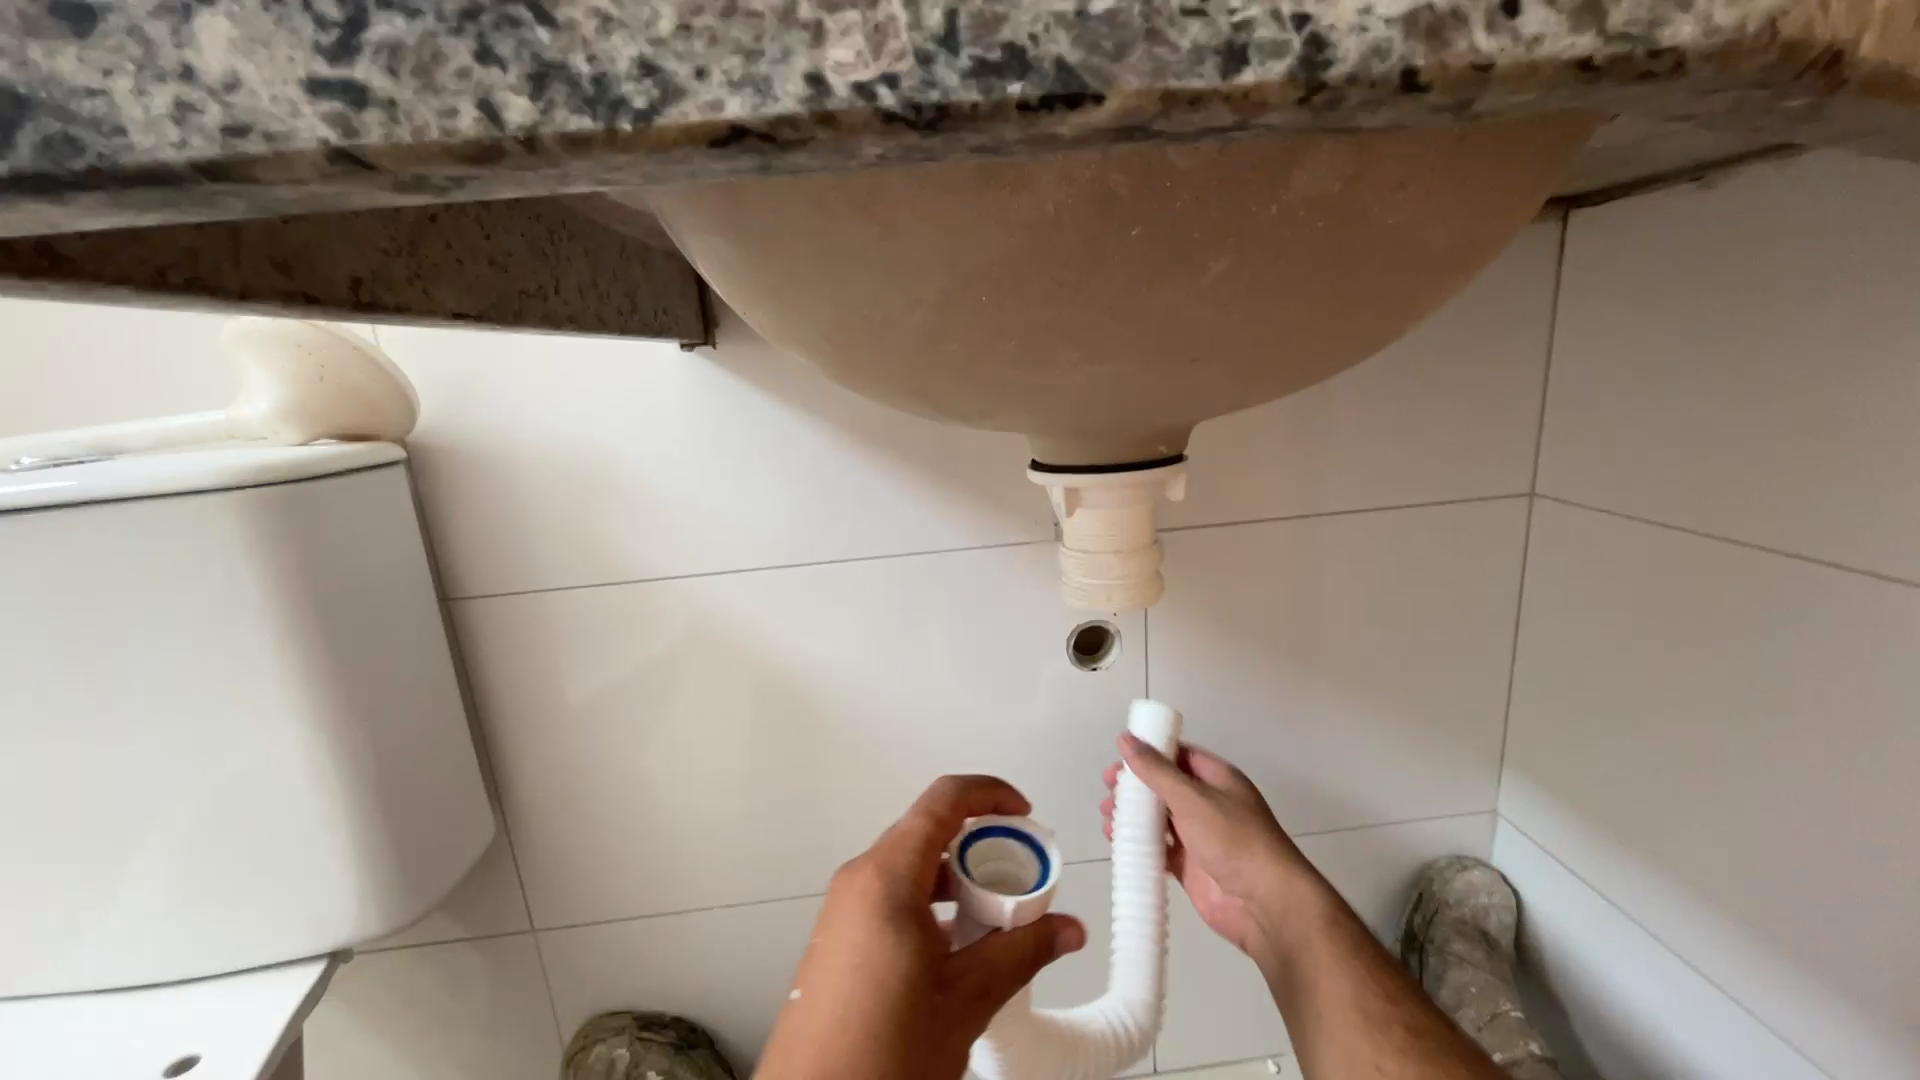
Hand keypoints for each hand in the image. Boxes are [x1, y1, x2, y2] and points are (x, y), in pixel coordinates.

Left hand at [757, 775, 1086, 1079]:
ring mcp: (845, 908)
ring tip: (996, 922)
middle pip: (930, 832)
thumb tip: (1064, 928)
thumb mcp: (965, 999)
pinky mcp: (841, 936)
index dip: (990, 794)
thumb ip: (1021, 953)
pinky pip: (893, 896)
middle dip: (981, 848)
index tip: (1022, 814)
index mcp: (887, 878)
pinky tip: (959, 951)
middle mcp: (859, 881)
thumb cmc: (876, 1055)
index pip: (943, 800)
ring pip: (912, 867)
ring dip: (959, 882)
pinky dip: (933, 905)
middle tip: (1021, 882)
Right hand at [1102, 737, 1332, 970]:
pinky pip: (1160, 850)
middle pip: (1165, 787)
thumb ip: (1156, 770)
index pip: (1178, 756)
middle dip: (1135, 787)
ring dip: (1133, 817)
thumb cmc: (1233, 840)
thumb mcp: (1192, 797)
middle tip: (1108, 790)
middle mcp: (1209, 804)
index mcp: (1217, 779)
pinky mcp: (1191, 868)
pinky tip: (1117, 844)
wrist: (1266, 904)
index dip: (1148, 754)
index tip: (1119, 759)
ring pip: (1159, 820)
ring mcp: (1200, 838)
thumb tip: (1125, 739)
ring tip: (1107, 819)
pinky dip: (1139, 846)